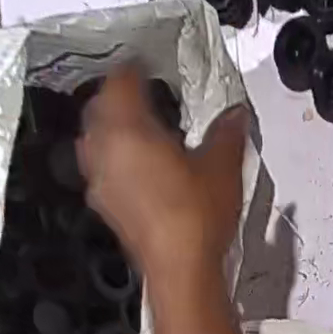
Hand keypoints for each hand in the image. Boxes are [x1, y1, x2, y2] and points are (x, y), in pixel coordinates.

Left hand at [76, 67, 250, 276]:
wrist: (181, 268)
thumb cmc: (196, 216)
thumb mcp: (222, 168)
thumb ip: (227, 134)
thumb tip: (236, 115)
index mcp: (128, 129)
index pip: (120, 82)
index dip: (134, 69)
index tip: (146, 65)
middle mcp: (104, 150)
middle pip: (100, 107)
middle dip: (119, 98)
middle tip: (142, 95)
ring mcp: (100, 180)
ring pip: (96, 140)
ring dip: (114, 129)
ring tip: (142, 132)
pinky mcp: (106, 206)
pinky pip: (104, 169)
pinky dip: (117, 160)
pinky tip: (142, 170)